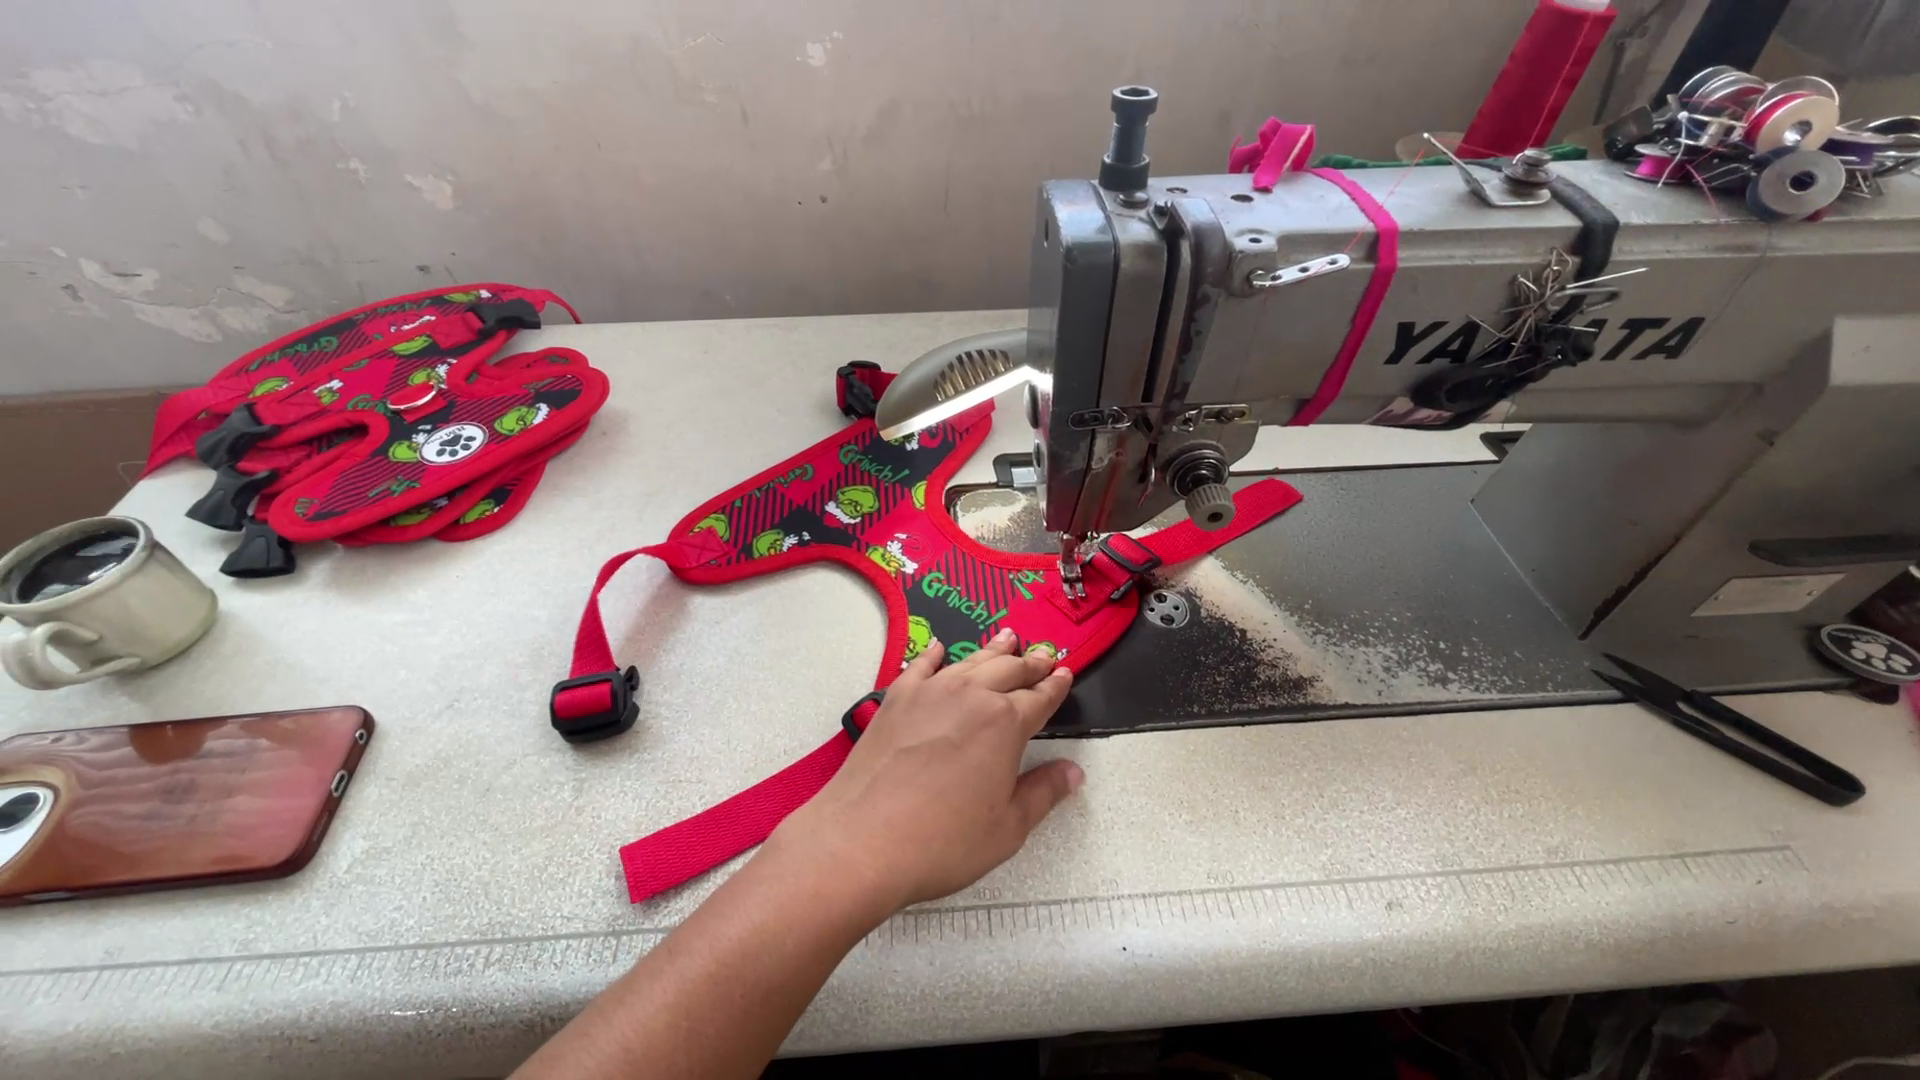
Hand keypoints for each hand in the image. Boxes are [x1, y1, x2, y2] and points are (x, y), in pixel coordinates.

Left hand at [762, 628, 1083, 914]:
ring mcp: (929, 693)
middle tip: (1045, 655)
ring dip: (993, 650)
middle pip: (1008, 671)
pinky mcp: (895, 700)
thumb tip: (1073, 773)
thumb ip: (1043, 793)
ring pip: (970, 661)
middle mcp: (970, 697)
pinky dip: (933, 654)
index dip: (1056, 686)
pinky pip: (920, 666)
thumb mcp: (1008, 827)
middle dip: (1030, 662)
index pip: (1040, 698)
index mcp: (1005, 724)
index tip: (1065, 674)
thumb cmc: (941, 841)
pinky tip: (938, 647)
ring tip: (1009, 637)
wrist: (863, 839)